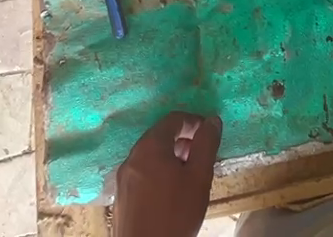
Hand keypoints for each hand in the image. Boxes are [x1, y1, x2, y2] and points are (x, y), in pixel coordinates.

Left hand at [112, 112, 221, 236]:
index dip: (194, 121)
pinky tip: (170, 191)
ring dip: (171, 156)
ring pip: (150, 155)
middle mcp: (132, 158)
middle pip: (159, 136)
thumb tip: (212, 121)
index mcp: (150, 147)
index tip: (209, 133)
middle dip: (182, 139)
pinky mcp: (120, 197)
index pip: (173, 119)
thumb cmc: (175, 213)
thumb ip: (207, 144)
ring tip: (188, 174)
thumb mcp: (199, 176)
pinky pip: (142, 172)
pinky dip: (158, 171)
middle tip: (200, 154)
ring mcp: (123, 179)